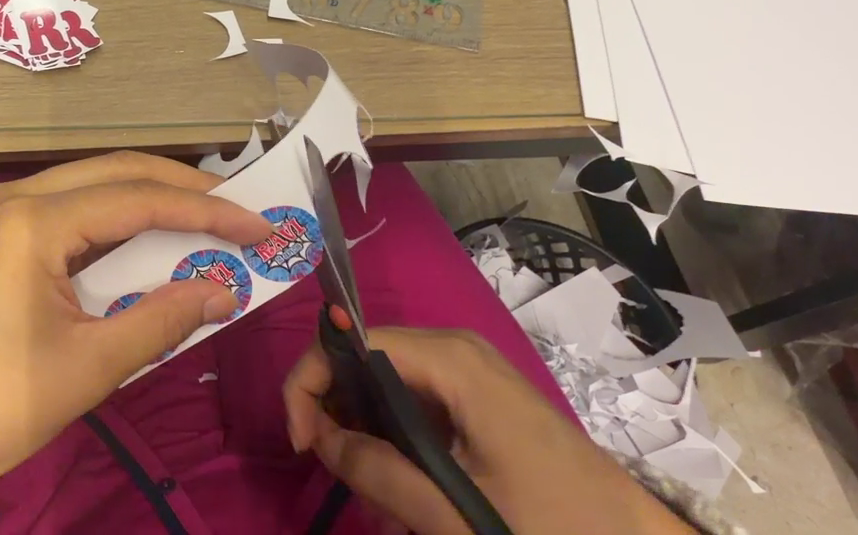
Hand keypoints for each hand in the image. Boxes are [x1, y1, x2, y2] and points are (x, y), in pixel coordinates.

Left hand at [0, 153, 271, 534]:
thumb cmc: (1, 402)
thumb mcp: (93, 364)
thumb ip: (162, 318)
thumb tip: (225, 290)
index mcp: (31, 222)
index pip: (136, 199)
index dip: (205, 210)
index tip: (259, 223)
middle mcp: (15, 198)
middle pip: (114, 173)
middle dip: (181, 188)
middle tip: (241, 207)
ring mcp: (3, 211)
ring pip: (92, 185)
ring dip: (151, 199)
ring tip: (209, 215)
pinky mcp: (2, 233)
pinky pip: (71, 210)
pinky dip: (117, 221)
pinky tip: (153, 236)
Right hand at [283, 328, 695, 534]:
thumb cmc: (556, 529)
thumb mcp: (456, 514)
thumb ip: (377, 472)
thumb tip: (317, 437)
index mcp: (451, 359)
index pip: (351, 341)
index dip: (311, 383)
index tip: (302, 445)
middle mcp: (455, 350)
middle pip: (364, 359)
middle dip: (339, 414)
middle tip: (340, 476)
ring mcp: (471, 372)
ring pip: (386, 383)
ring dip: (366, 433)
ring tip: (377, 495)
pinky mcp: (481, 398)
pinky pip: (415, 402)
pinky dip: (396, 439)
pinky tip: (407, 489)